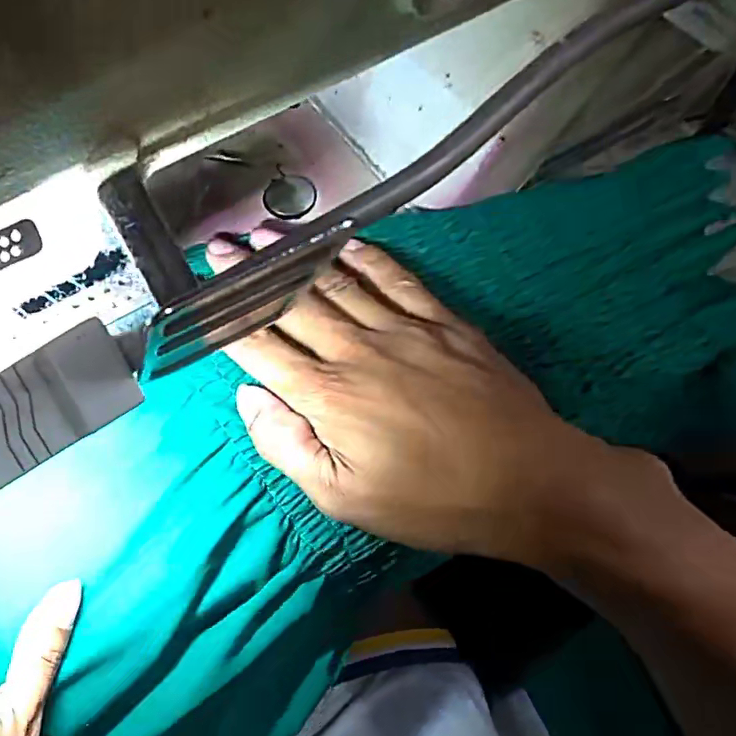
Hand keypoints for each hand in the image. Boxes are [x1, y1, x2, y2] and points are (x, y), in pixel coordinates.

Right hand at [208, 233, 664, 568]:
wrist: (536, 487)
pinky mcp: (445, 325)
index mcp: (325, 396)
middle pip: (291, 303)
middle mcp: (357, 353)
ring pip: (337, 282)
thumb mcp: (338, 496)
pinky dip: (367, 257)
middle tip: (220, 247)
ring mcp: (404, 332)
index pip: (259, 347)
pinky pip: (399, 280)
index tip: (200, 296)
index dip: (225, 318)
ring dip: (296, 256)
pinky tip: (343, 242)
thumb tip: (250, 397)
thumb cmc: (427, 501)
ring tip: (264, 235)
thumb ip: (285, 444)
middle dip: (248, 275)